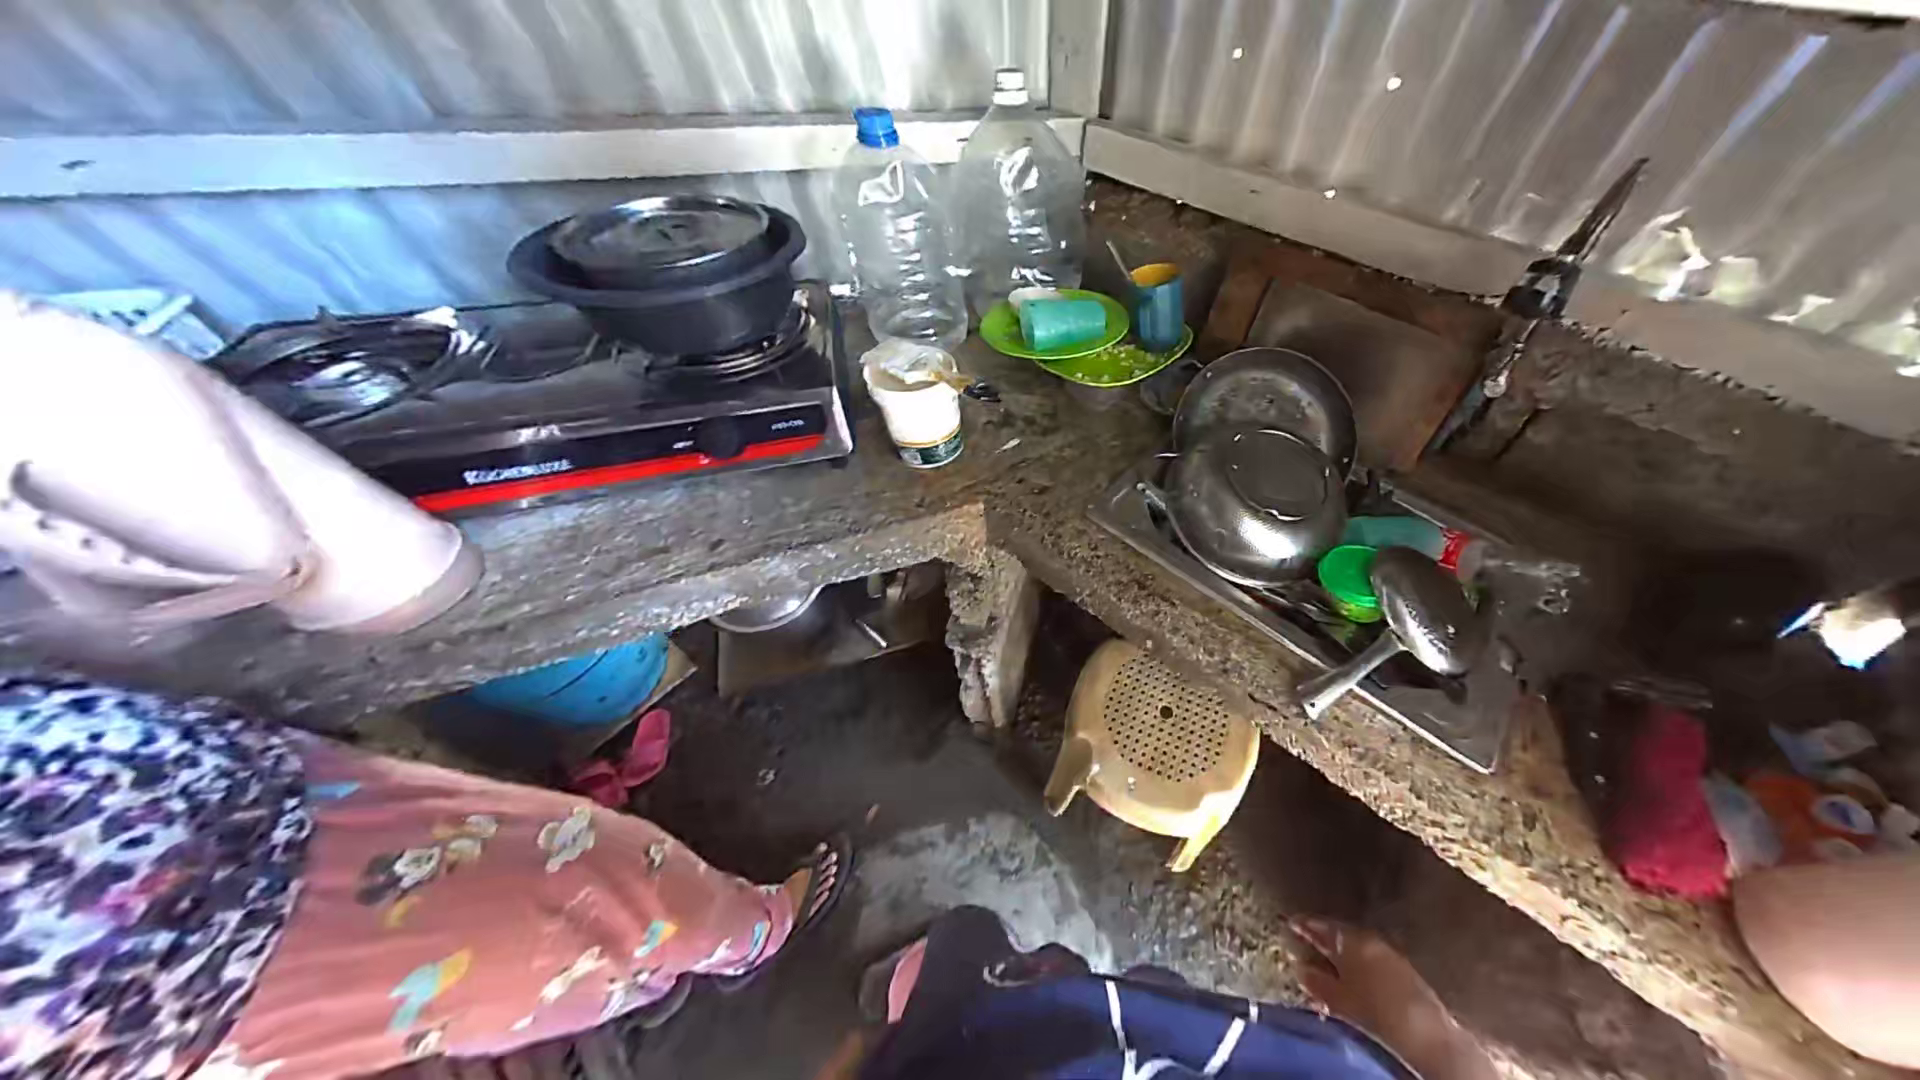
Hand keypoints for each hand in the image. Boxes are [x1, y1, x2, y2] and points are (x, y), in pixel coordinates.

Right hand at [1291, 916, 1499, 1079]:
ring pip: (1355, 950)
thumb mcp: (1335, 997)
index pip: (1317, 924)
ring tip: (1326, 970)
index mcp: (1349, 937)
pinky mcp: (1404, 973)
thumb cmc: (1373, 1011)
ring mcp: (1390, 955)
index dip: (1300, 925)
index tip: (1287, 924)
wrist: (1427, 1035)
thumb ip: (1314, 980)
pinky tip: (1353, 982)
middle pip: (1337, 935)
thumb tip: (1299, 968)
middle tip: (1303, 946)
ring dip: (1340, 957)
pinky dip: (1357, 968)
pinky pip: (1371, 962)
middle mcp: (1369, 939)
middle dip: (1320, 942)